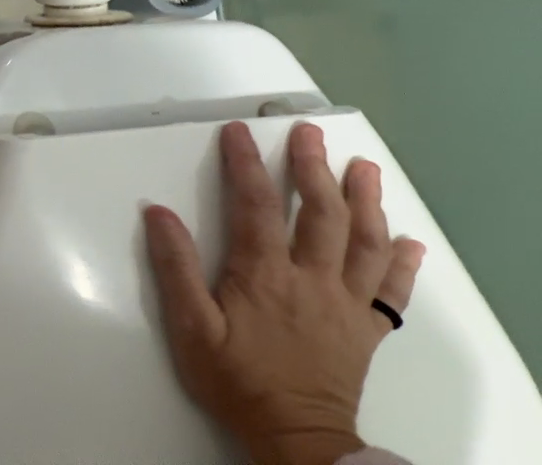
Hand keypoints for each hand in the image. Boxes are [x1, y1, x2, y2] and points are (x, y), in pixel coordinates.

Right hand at [144, 121, 424, 464]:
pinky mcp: (366, 329)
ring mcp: (345, 304)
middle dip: (314, 169)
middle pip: (320, 216)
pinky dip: (403, 263)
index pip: (256, 207)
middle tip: (311, 134)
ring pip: (365, 244)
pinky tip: (408, 242)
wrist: (295, 436)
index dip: (247, 165)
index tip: (239, 132)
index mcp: (264, 275)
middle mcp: (311, 281)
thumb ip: (174, 267)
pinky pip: (393, 291)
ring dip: (364, 202)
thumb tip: (158, 213)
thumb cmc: (234, 378)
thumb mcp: (188, 325)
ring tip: (362, 169)